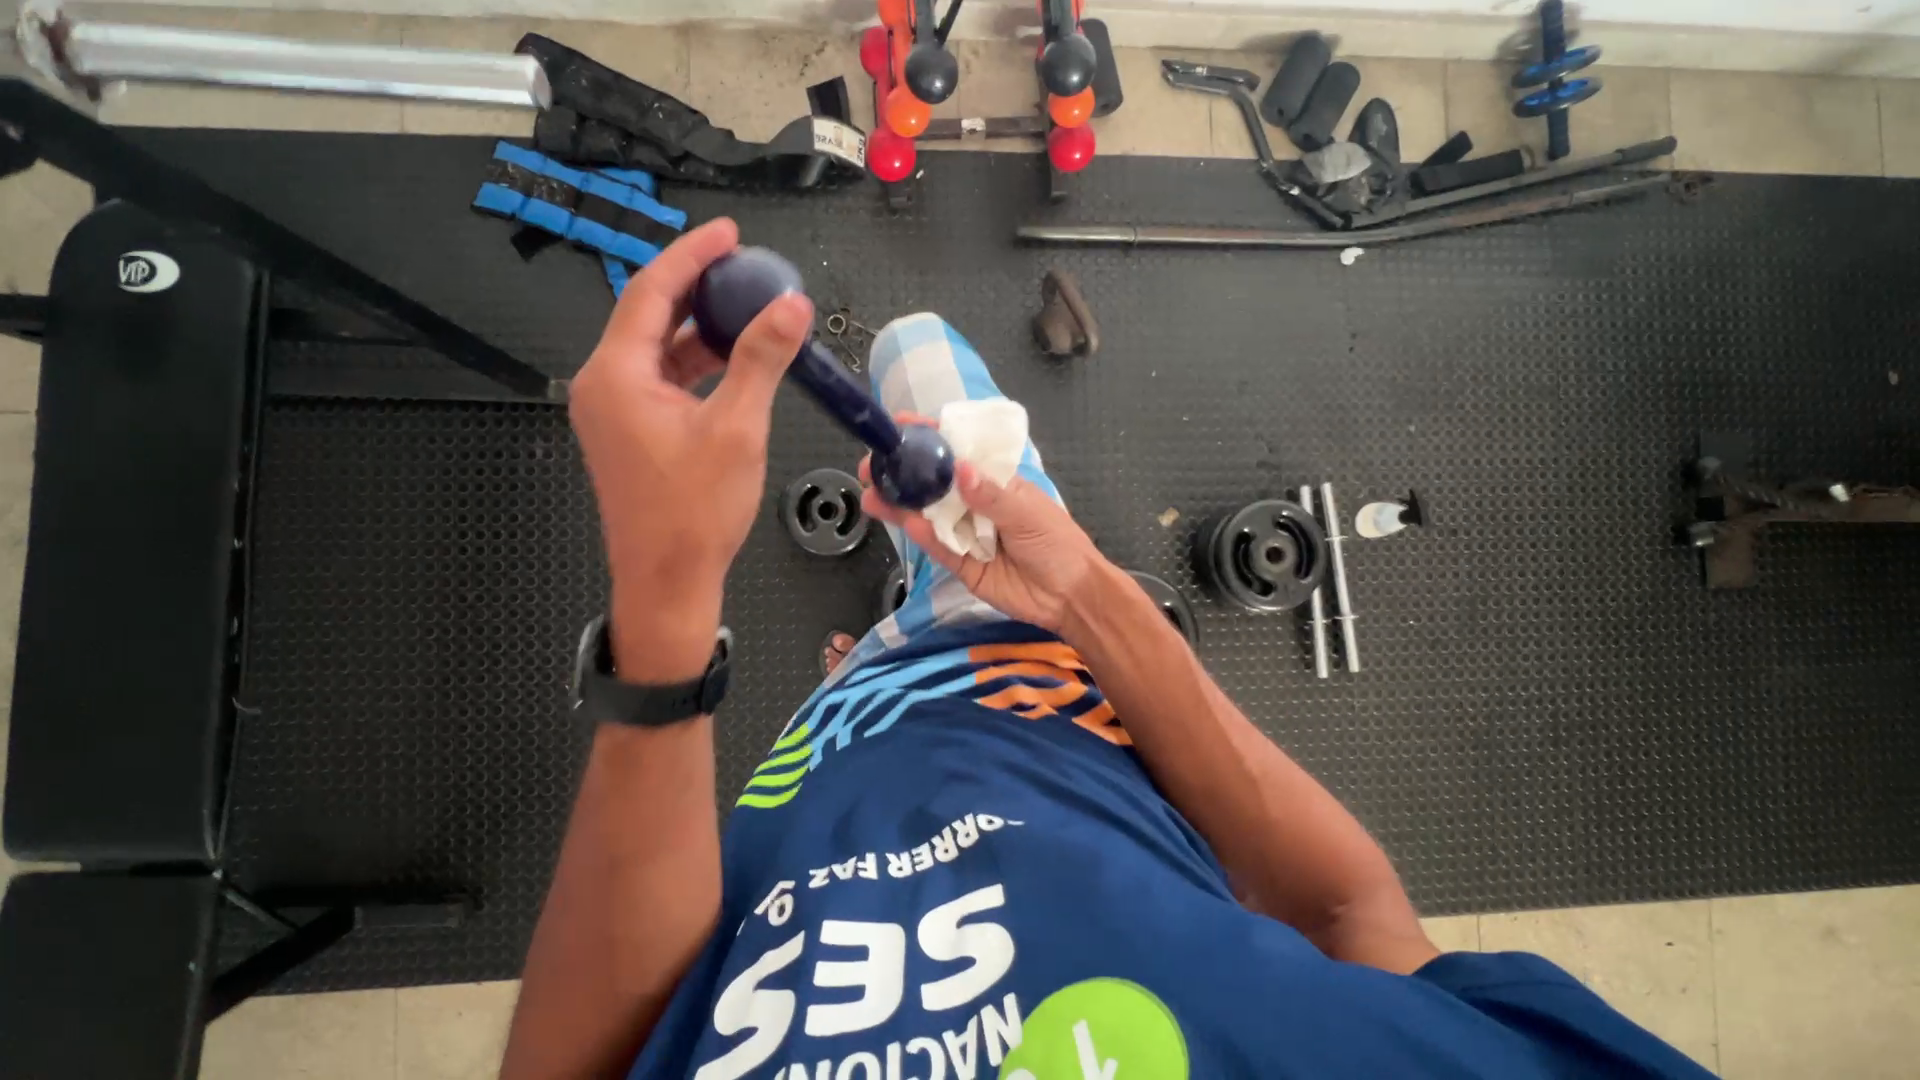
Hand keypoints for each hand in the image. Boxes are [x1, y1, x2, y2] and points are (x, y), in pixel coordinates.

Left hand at [570, 218, 812, 678]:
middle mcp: (604, 385)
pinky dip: (697, 365)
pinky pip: (662, 381)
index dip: (692, 255)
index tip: (728, 234)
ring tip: (749, 311)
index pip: (651, 291)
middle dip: (698, 288)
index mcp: (616, 375)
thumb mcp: (737, 428)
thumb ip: (761, 360)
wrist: (667, 580)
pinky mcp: (630, 432)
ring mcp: (614, 411)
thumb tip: (793, 307)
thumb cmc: (695, 511)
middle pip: (650, 315)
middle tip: (743, 267)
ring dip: (701, 329)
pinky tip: (734, 362)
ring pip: (658, 350)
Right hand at [859, 418, 1109, 633]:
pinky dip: (920, 534)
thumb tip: (960, 469)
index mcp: (994, 483)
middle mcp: (975, 505)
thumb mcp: (1028, 514)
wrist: (1069, 596)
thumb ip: (992, 495)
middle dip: (904, 474)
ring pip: (928, 515)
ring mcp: (966, 534)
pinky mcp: (960, 564)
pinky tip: (901, 520)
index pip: (959, 454)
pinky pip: (937, 547)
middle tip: (872, 467)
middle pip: (934, 485)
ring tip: (872, 494)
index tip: (902, 425)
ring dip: (901, 504)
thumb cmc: (1057, 544)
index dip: (932, 439)